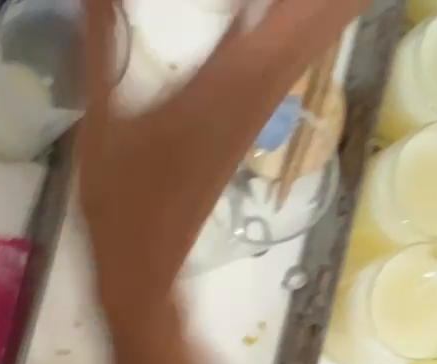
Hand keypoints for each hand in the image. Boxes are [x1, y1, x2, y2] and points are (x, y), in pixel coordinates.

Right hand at [78, 0, 371, 320]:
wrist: (142, 264)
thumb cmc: (120, 202)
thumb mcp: (103, 123)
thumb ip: (101, 45)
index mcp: (239, 69)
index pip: (302, 0)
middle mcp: (271, 74)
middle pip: (335, 5)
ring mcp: (269, 93)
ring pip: (332, 14)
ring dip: (313, 3)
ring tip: (250, 7)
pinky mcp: (257, 108)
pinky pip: (303, 38)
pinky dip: (296, 13)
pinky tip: (255, 14)